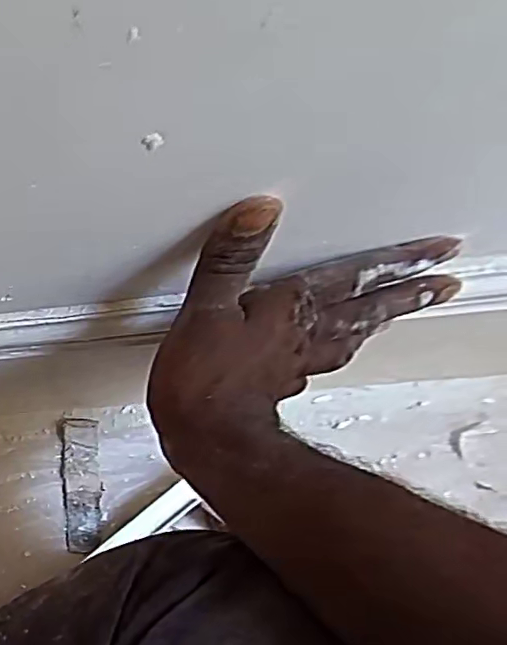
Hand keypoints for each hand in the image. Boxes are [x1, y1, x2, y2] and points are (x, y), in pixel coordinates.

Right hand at [148, 196, 460, 471]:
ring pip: (349, 335)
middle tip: (443, 278)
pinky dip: (328, 355)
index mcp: (287, 309)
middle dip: (404, 290)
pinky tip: (320, 358)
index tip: (428, 247)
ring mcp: (293, 363)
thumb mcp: (202, 310)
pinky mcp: (273, 387)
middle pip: (364, 306)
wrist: (204, 430)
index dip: (386, 259)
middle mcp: (301, 334)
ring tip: (397, 312)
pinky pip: (317, 364)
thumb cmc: (201, 377)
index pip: (348, 276)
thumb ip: (227, 263)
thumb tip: (256, 214)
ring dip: (376, 321)